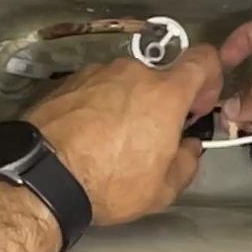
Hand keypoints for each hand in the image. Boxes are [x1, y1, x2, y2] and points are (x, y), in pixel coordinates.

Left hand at [24, 46, 224, 224]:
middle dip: (160, 104)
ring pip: (124, 84)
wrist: (42, 177)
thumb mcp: (162, 190)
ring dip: (126, 106)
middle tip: (150, 139)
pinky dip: (96, 108)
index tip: (198, 104)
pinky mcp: (67, 82)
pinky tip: (87, 137)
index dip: (209, 78)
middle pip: (159, 79)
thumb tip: (189, 150)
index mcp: (165, 94)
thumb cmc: (107, 182)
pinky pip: (94, 90)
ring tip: (111, 142)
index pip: (202, 60)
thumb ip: (187, 164)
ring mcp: (96, 73)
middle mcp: (132, 73)